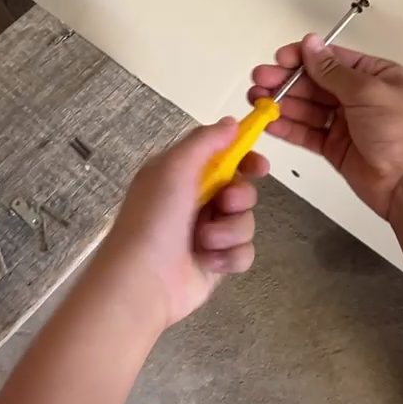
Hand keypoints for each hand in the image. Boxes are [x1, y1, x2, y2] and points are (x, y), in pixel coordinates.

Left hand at [88, 119, 265, 330]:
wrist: (142, 281)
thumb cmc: (155, 217)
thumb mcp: (174, 167)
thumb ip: (205, 141)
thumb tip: (232, 122)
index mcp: (180, 174)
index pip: (222, 156)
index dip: (245, 158)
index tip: (259, 166)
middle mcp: (194, 200)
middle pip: (241, 188)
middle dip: (239, 197)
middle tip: (225, 204)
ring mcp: (207, 232)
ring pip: (245, 221)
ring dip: (229, 230)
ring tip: (205, 241)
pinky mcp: (216, 262)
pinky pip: (244, 252)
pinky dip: (229, 256)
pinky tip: (209, 261)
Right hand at [250, 34, 402, 217]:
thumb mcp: (368, 92)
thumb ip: (332, 70)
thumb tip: (310, 43)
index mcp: (373, 75)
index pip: (330, 59)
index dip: (302, 58)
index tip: (278, 59)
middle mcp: (358, 96)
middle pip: (314, 83)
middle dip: (286, 81)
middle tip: (260, 80)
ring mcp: (345, 123)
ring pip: (307, 107)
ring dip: (281, 103)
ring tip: (257, 101)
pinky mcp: (335, 148)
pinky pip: (307, 132)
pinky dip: (288, 127)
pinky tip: (269, 122)